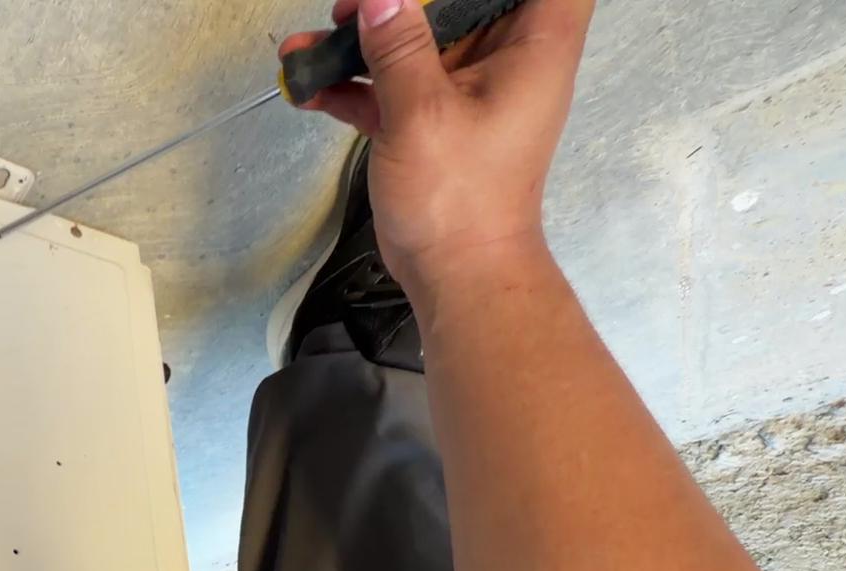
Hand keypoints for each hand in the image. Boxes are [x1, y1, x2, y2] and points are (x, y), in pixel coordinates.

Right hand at [280, 0, 593, 289]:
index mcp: (535, 38)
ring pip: (413, 48)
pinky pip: (389, 92)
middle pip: (456, 3)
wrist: (453, 269)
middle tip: (350, 7)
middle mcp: (504, 57)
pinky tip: (310, 89)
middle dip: (398, 4)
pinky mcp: (427, 126)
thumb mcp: (422, 113)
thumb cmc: (458, 196)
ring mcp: (461, 93)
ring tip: (312, 43)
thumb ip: (399, 49)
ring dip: (362, 47)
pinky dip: (353, 89)